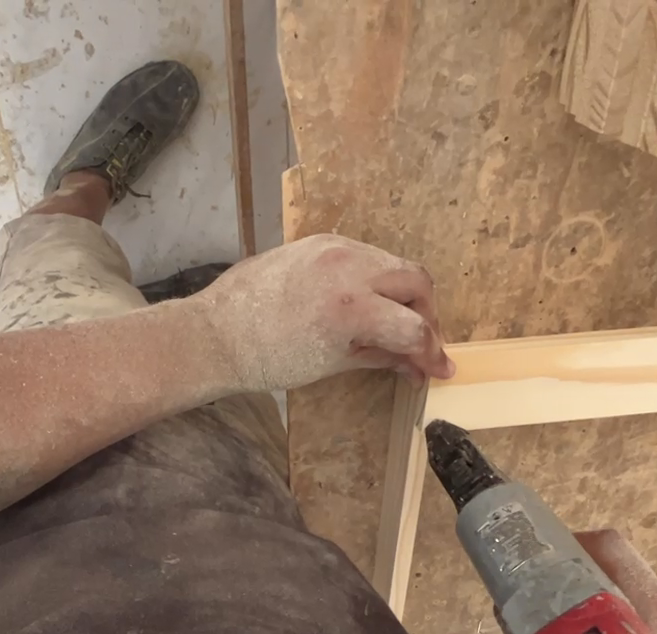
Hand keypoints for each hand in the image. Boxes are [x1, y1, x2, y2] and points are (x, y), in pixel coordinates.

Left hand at [185, 234, 457, 392]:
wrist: (218, 334)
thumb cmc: (267, 359)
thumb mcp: (331, 363)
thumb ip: (379, 356)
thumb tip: (412, 364)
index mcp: (351, 307)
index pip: (413, 326)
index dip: (432, 352)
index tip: (439, 369)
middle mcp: (349, 266)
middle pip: (416, 281)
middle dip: (426, 314)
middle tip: (420, 343)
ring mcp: (333, 247)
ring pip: (392, 262)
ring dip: (402, 293)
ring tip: (393, 324)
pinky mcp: (318, 241)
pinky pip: (364, 255)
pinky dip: (375, 278)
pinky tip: (365, 303)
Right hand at [507, 531, 656, 633]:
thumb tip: (503, 604)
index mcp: (652, 611)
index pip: (613, 547)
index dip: (578, 542)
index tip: (555, 555)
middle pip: (631, 571)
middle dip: (595, 579)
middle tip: (567, 601)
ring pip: (650, 596)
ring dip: (620, 605)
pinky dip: (643, 627)